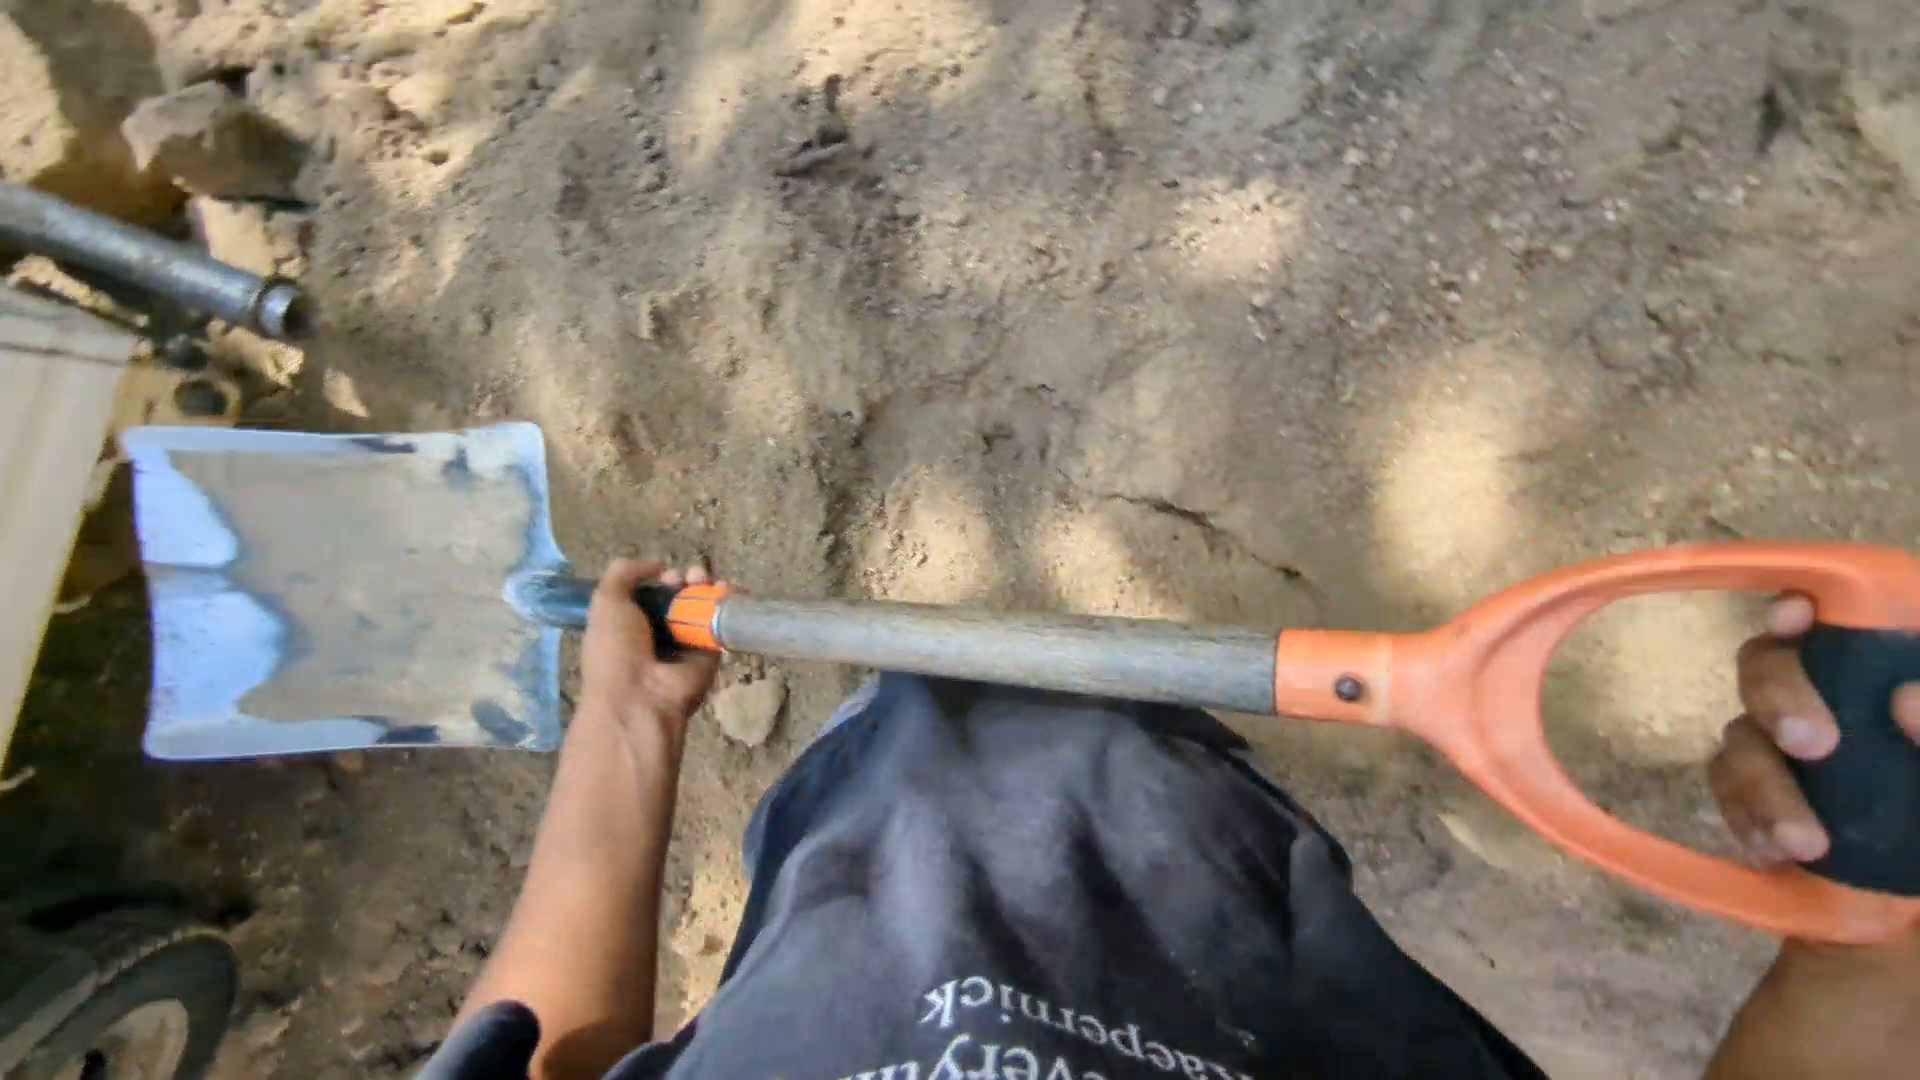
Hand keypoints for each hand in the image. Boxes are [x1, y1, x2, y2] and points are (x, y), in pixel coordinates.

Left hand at [579, 558, 721, 737]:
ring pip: (702, 607)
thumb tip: (658, 564)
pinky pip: (722, 622)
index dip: (659, 579)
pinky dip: (728, 603)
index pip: (650, 595)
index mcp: (629, 625)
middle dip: (685, 580)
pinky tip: (728, 589)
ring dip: (705, 587)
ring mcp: (686, 643)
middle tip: (688, 577)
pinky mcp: (711, 652)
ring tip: (704, 580)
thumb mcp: (606, 602)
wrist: (640, 696)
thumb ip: (624, 573)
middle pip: (679, 598)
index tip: (664, 574)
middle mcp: (658, 634)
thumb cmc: (616, 649)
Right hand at [1710, 594, 1919, 866]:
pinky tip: (1774, 852)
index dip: (1803, 612)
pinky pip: (1726, 790)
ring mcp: (1788, 751)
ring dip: (1762, 783)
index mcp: (1890, 686)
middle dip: (1777, 696)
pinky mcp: (1759, 796)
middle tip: (1809, 745)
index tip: (1795, 618)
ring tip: (1802, 843)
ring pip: (1740, 735)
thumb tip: (1907, 700)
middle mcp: (1833, 704)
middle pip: (1768, 665)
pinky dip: (1746, 818)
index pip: (1842, 626)